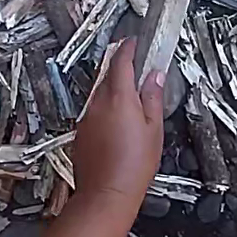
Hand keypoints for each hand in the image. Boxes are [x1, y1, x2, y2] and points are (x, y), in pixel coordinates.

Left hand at [72, 39, 163, 203]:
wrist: (107, 193)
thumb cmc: (133, 167)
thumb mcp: (154, 129)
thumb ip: (153, 98)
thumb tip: (155, 77)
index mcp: (119, 98)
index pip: (121, 61)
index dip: (128, 48)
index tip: (134, 43)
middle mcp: (98, 104)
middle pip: (108, 75)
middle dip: (121, 68)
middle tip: (138, 68)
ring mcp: (87, 118)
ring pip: (100, 94)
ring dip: (114, 90)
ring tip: (132, 101)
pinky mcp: (81, 131)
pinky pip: (94, 112)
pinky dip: (106, 109)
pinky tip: (118, 124)